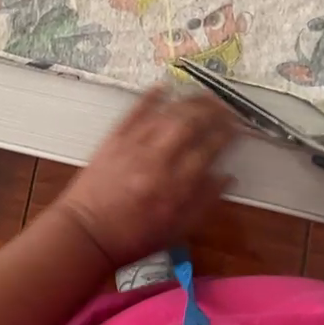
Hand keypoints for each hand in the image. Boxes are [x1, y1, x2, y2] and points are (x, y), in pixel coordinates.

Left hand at [54, 85, 238, 267]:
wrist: (86, 233)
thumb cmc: (133, 237)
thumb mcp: (177, 229)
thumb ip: (204, 201)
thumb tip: (227, 177)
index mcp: (175, 187)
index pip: (209, 150)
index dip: (227, 136)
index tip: (237, 128)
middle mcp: (156, 161)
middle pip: (189, 124)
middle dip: (212, 111)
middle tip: (225, 107)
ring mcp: (133, 146)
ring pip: (166, 114)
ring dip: (188, 101)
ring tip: (204, 95)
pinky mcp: (113, 139)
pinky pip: (134, 112)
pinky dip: (150, 97)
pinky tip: (164, 87)